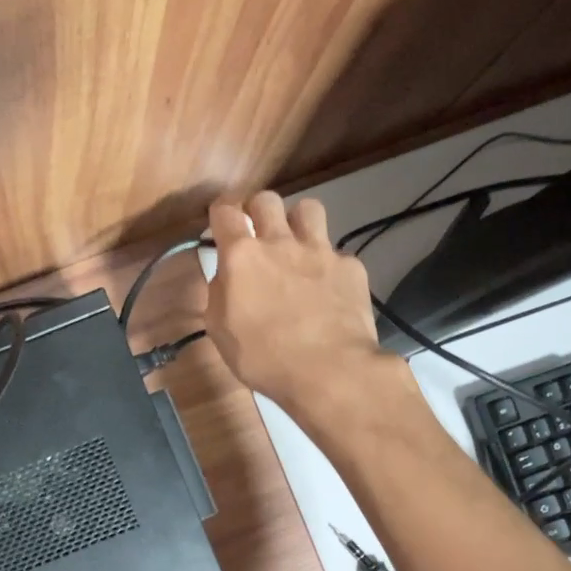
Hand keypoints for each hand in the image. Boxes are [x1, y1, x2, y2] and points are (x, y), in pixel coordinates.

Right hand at [206, 191, 388, 408]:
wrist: (329, 370)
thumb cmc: (263, 357)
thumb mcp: (221, 331)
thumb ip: (219, 295)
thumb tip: (226, 278)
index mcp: (242, 257)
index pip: (224, 213)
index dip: (220, 214)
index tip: (221, 224)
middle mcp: (281, 242)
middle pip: (267, 200)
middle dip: (258, 210)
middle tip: (257, 234)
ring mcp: (320, 251)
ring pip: (308, 209)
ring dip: (297, 222)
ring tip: (296, 246)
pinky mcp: (351, 266)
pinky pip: (336, 252)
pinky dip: (328, 265)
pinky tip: (327, 290)